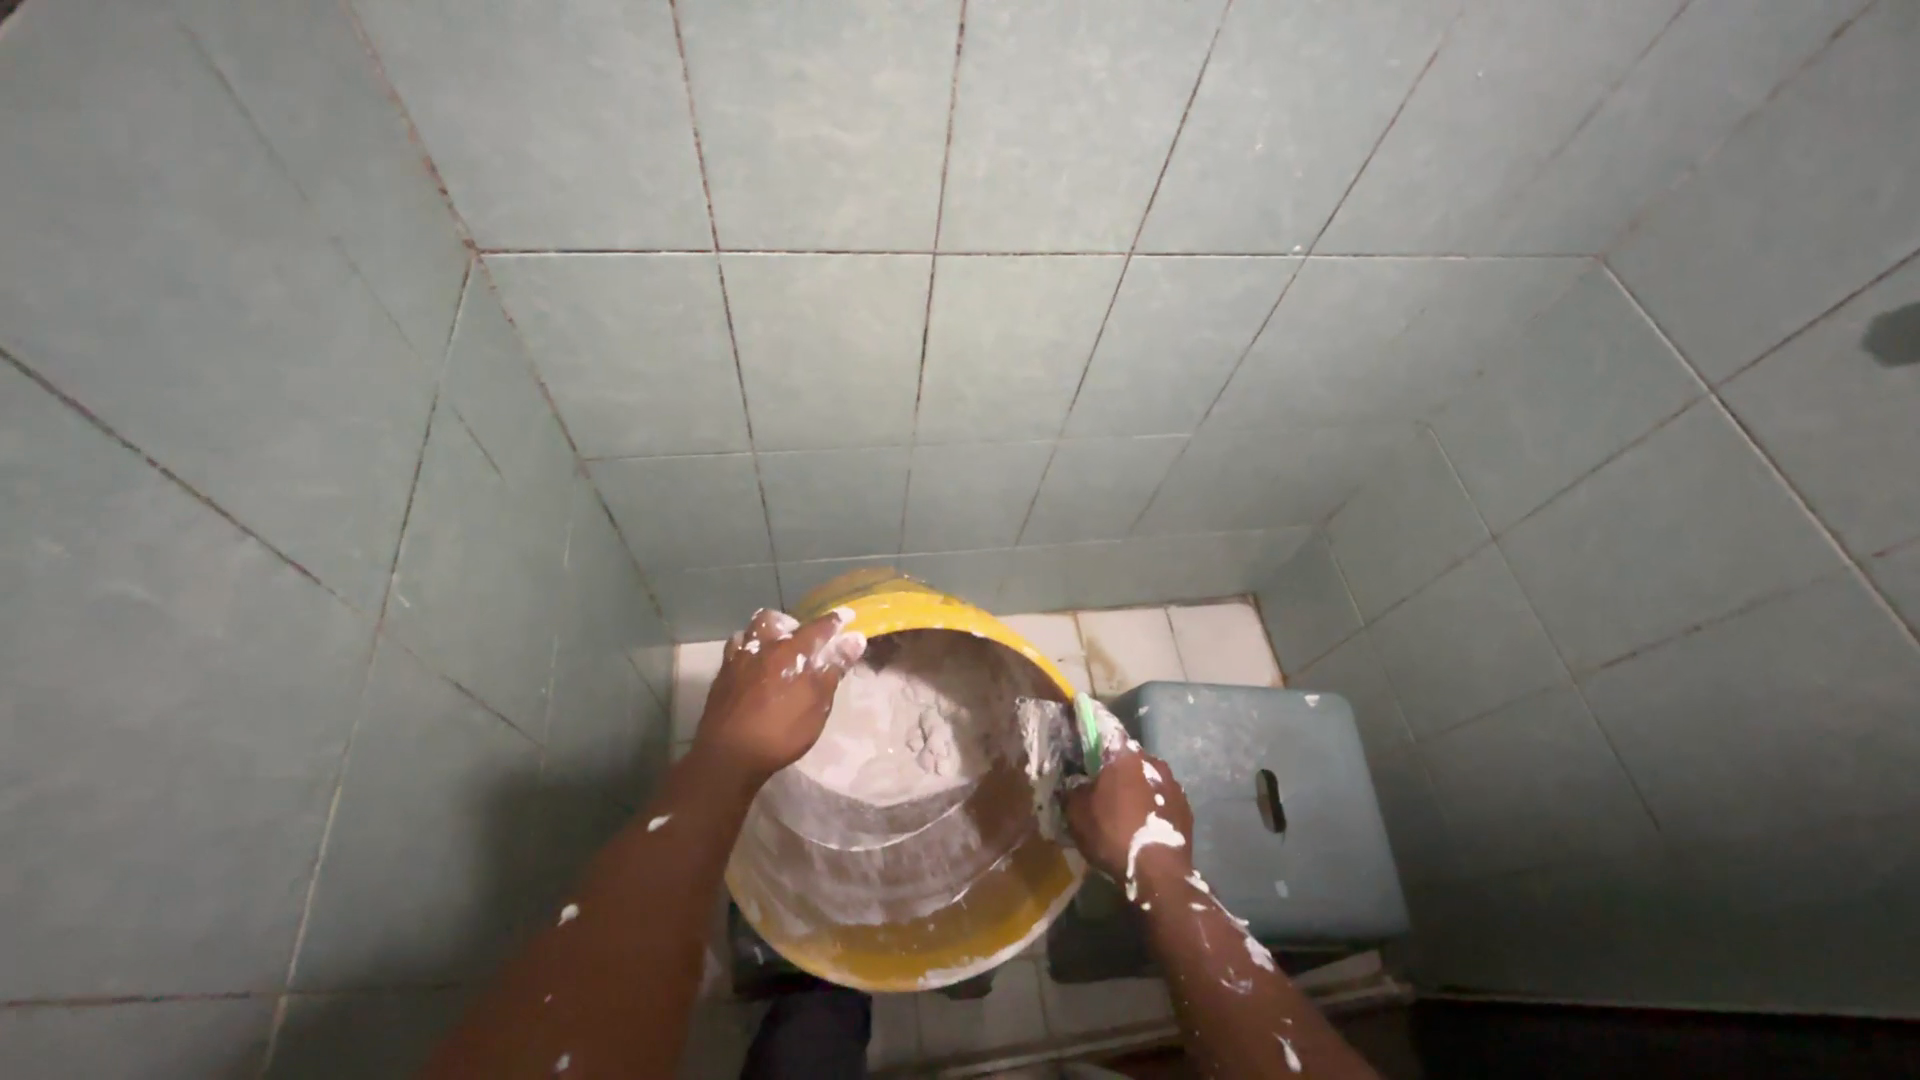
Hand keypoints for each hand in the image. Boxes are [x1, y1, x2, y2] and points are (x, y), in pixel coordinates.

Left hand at [689, 607, 866, 788]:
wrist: (728, 755)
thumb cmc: (781, 732)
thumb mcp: (817, 704)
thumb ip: (834, 668)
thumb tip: (854, 638)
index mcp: (790, 652)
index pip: (818, 628)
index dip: (835, 621)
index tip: (847, 616)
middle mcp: (762, 647)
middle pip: (774, 619)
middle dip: (790, 623)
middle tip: (800, 640)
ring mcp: (737, 660)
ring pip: (750, 631)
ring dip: (764, 635)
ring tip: (773, 651)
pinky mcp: (721, 676)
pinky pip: (734, 650)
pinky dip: (746, 651)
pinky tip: (751, 669)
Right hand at [1064, 748, 1194, 885]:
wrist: (1158, 872)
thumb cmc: (1112, 834)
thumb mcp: (1077, 813)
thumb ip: (1073, 790)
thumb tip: (1077, 783)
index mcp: (1124, 755)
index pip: (1106, 731)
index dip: (1093, 735)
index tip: (1084, 742)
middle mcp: (1153, 761)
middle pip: (1128, 757)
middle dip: (1115, 767)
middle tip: (1101, 784)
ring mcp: (1173, 784)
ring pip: (1147, 777)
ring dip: (1136, 787)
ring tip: (1123, 808)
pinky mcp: (1186, 808)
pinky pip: (1161, 798)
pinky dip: (1151, 805)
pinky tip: (1141, 823)